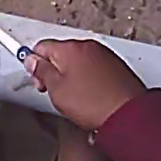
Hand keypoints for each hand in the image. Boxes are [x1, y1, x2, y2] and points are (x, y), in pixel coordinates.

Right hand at [25, 39, 145, 130]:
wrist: (129, 115)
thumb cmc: (95, 104)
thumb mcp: (56, 90)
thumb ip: (41, 71)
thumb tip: (32, 61)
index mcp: (70, 48)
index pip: (40, 46)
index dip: (35, 64)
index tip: (38, 78)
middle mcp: (88, 46)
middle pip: (60, 52)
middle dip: (54, 69)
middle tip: (55, 90)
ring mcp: (104, 54)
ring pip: (77, 59)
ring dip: (71, 74)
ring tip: (75, 96)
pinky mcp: (116, 65)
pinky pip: (93, 66)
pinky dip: (88, 77)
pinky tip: (89, 95)